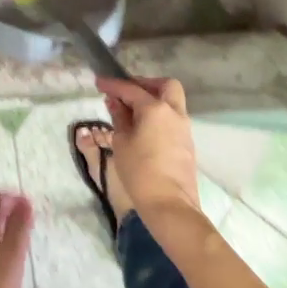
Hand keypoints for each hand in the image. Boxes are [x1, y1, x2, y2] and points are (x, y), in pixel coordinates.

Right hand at [96, 76, 200, 221]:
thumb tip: (116, 103)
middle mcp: (174, 113)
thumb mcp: (121, 142)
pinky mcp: (187, 144)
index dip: (113, 84)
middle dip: (146, 84)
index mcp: (155, 109)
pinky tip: (145, 129)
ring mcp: (184, 128)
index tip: (99, 82)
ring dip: (154, 100)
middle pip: (165, 85)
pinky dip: (160, 116)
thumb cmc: (140, 171)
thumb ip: (119, 118)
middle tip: (127, 93)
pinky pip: (173, 119)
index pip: (131, 89)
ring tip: (133, 112)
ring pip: (172, 102)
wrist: (170, 205)